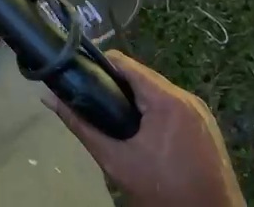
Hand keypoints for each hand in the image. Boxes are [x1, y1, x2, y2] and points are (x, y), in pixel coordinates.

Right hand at [44, 52, 245, 206]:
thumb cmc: (163, 191)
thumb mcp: (115, 160)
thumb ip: (80, 125)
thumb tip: (47, 97)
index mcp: (167, 100)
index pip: (123, 62)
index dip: (96, 64)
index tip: (77, 76)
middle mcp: (187, 98)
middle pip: (139, 74)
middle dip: (114, 84)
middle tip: (92, 100)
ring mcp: (200, 111)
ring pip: (155, 88)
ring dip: (133, 97)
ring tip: (112, 116)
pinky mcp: (206, 125)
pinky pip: (171, 103)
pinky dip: (151, 108)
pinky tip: (139, 129)